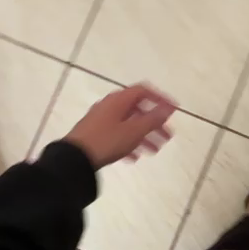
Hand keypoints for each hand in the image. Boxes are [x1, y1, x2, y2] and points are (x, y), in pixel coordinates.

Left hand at [61, 83, 175, 168]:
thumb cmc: (107, 141)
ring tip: (154, 151)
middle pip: (137, 109)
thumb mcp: (134, 131)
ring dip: (143, 135)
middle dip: (154, 123)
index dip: (160, 99)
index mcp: (119, 100)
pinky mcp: (94, 134)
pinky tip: (133, 158)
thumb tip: (170, 107)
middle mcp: (109, 106)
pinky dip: (128, 143)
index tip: (173, 111)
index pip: (143, 91)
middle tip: (167, 136)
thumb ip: (153, 118)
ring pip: (127, 124)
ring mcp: (100, 120)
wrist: (75, 158)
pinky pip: (116, 135)